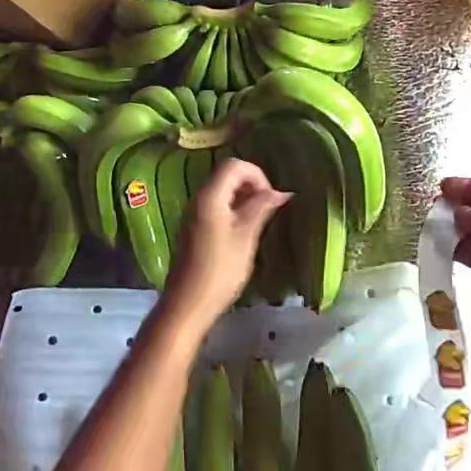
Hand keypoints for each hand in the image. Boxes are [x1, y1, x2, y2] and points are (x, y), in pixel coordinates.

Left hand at [166, 159, 290, 324]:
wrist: (187, 305)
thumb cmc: (220, 269)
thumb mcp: (246, 236)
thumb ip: (262, 208)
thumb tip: (282, 192)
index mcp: (210, 196)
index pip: (235, 165)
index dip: (257, 175)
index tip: (271, 198)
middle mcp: (199, 199)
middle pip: (228, 175)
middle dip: (253, 185)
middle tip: (269, 208)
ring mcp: (195, 214)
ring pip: (223, 191)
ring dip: (245, 199)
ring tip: (260, 221)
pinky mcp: (195, 229)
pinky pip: (218, 207)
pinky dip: (235, 210)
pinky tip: (245, 232)